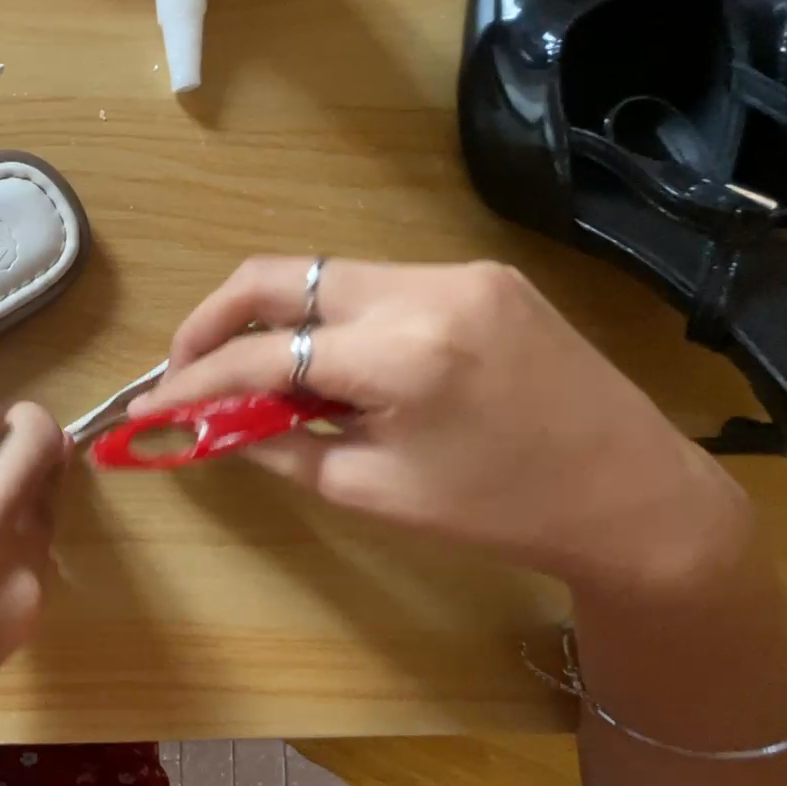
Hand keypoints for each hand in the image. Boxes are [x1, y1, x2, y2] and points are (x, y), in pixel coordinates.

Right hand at [132, 258, 752, 593]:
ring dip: (265, 321)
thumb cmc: (495, 511)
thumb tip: (207, 422)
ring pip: (315, 277)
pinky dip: (319, 321)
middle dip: (210, 320)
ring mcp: (456, 274)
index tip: (148, 404)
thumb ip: (274, 443)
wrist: (638, 497)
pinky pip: (365, 286)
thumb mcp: (365, 489)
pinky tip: (320, 365)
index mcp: (403, 355)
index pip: (259, 355)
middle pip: (273, 276)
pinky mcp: (475, 276)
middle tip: (185, 367)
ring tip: (250, 375)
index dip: (191, 381)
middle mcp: (425, 290)